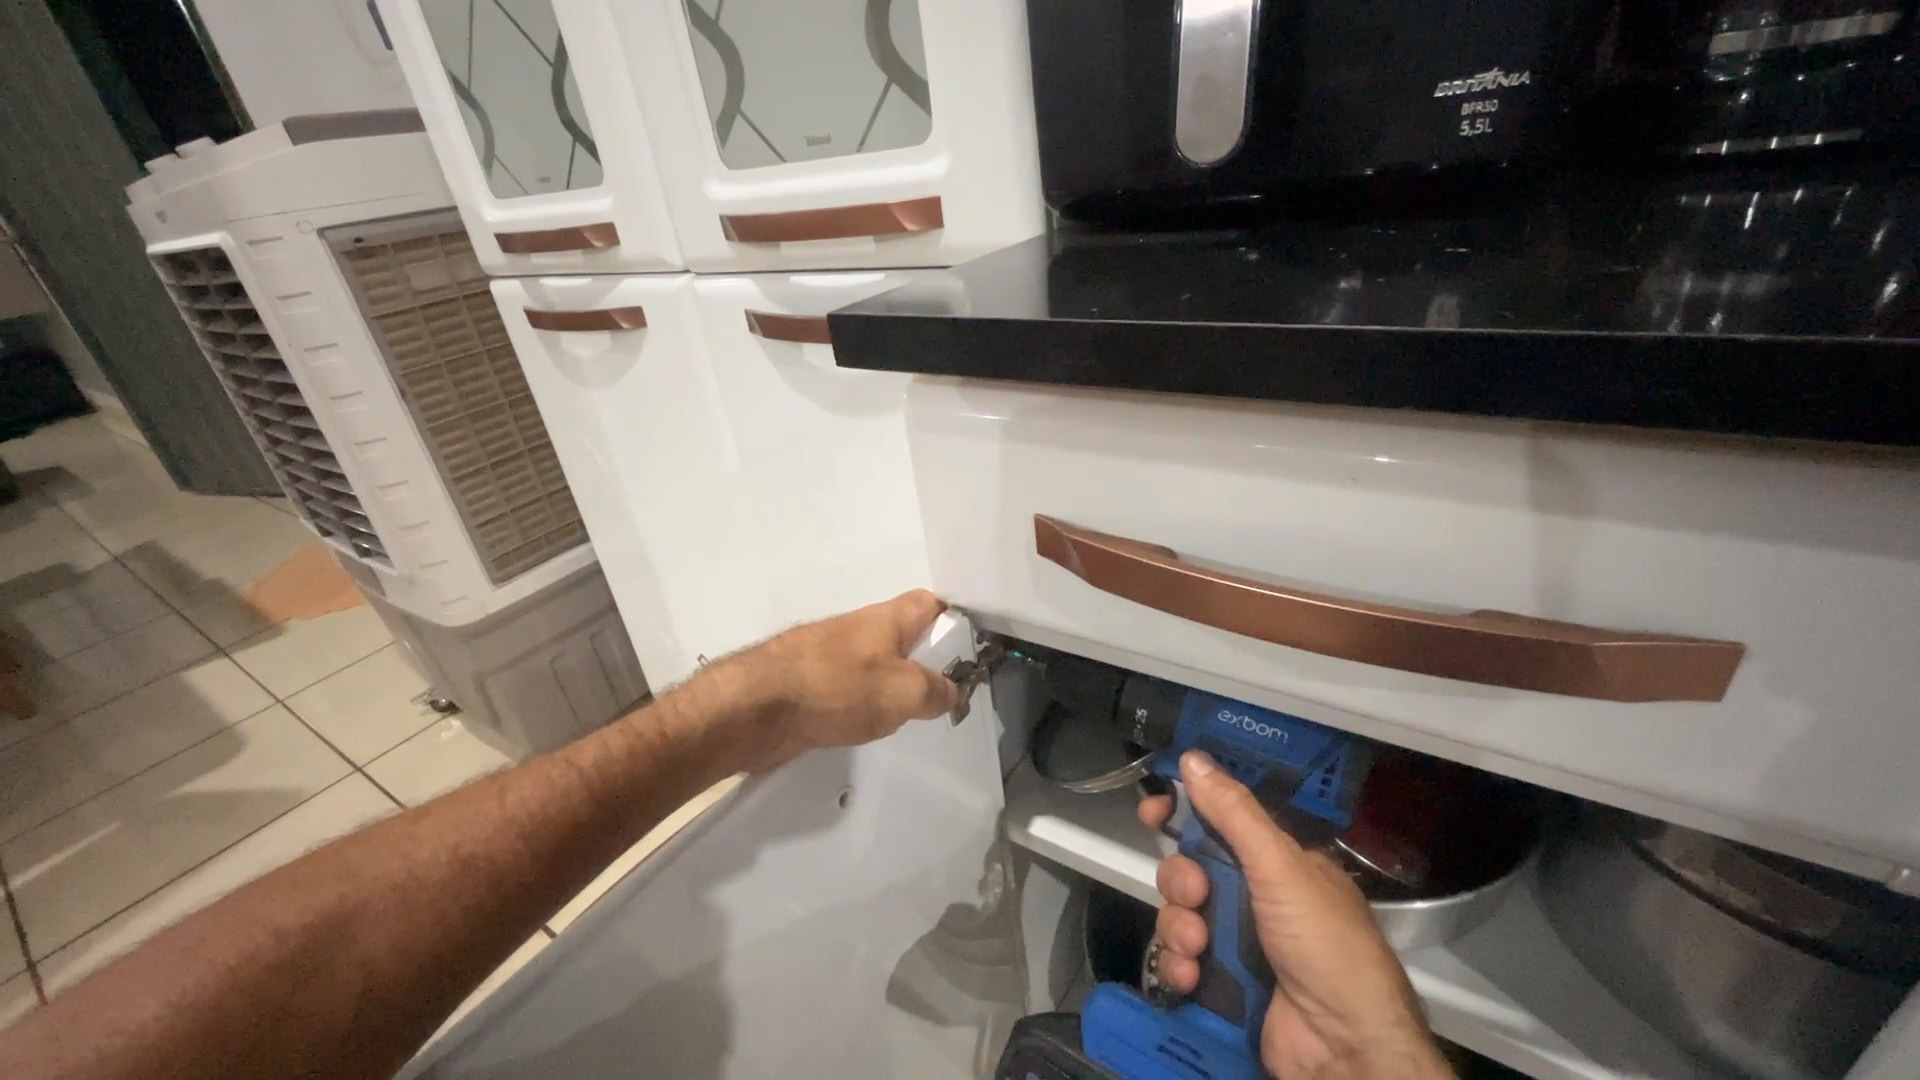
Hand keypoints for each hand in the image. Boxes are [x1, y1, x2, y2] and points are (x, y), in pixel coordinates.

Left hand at [707, 590, 960, 772]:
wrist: (755, 708)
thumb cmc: (837, 688)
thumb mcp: (903, 691)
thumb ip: (935, 691)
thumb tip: (952, 689)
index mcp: (886, 619)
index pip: (930, 603)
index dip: (952, 620)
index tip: (970, 649)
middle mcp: (858, 629)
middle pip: (902, 635)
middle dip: (924, 661)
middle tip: (944, 693)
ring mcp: (828, 655)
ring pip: (873, 664)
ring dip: (890, 685)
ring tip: (909, 716)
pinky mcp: (807, 683)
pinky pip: (846, 688)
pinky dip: (860, 704)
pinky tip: (864, 727)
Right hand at [1140, 752, 1452, 1079]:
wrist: (1344, 1049)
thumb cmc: (1324, 944)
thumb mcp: (1282, 867)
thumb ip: (1235, 813)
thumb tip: (1193, 758)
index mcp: (1275, 861)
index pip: (1219, 821)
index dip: (1182, 813)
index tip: (1153, 812)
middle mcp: (1253, 896)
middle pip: (1189, 867)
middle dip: (1182, 881)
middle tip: (1197, 895)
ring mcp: (1235, 942)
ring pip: (1179, 913)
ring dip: (1179, 928)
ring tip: (1199, 949)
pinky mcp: (1219, 983)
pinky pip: (1178, 959)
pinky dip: (1178, 966)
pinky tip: (1191, 977)